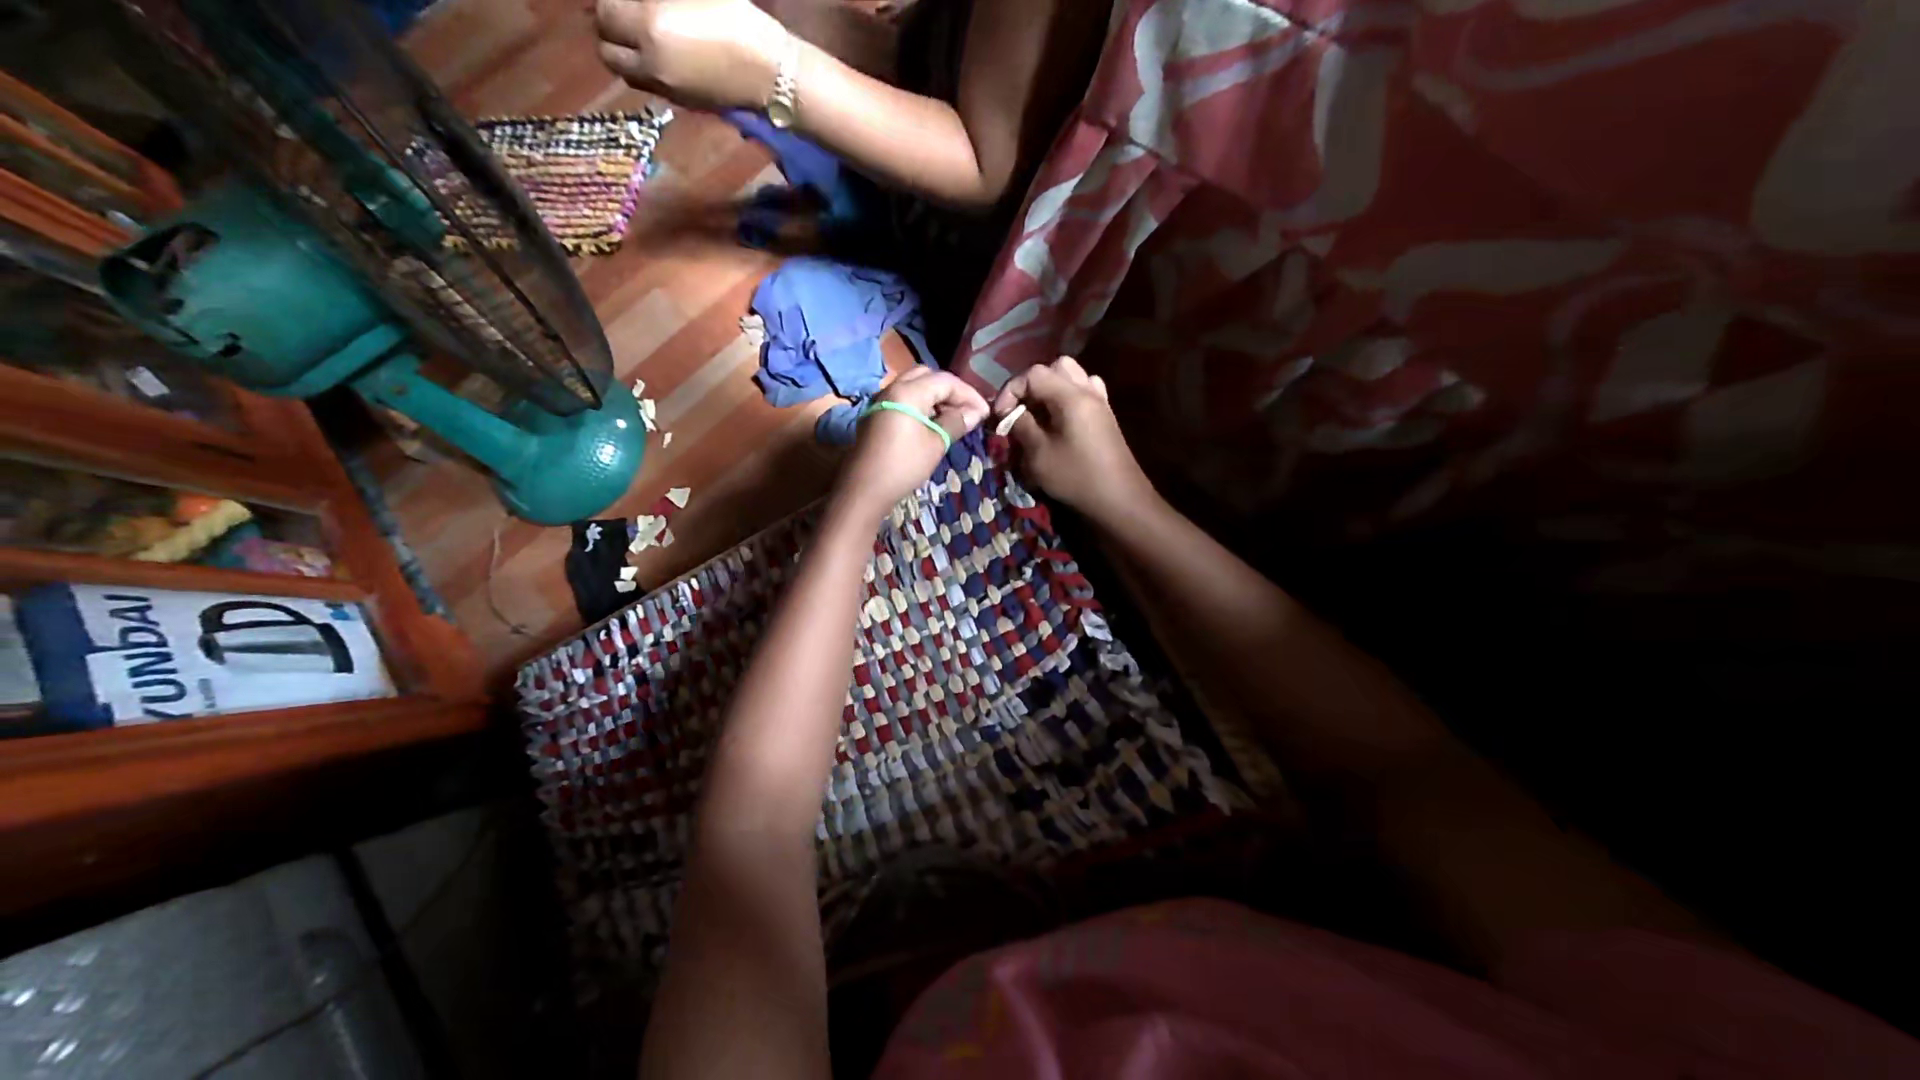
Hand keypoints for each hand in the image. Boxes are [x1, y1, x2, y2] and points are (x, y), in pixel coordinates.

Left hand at [595, 0, 789, 111]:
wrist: (772, 72)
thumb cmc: (738, 19)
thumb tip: (645, 2)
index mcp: (649, 26)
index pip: (605, 12)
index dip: (609, 0)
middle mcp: (649, 62)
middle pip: (607, 50)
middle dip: (610, 30)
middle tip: (624, 13)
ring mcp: (665, 87)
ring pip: (625, 72)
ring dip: (624, 53)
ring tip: (639, 36)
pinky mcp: (681, 102)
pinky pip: (648, 84)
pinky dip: (645, 69)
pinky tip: (662, 54)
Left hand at [836, 368, 988, 512]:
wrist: (864, 490)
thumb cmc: (903, 465)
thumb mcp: (935, 444)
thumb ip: (956, 422)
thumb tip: (975, 413)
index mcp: (908, 391)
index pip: (946, 381)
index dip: (969, 394)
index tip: (984, 413)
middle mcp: (892, 388)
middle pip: (927, 376)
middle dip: (950, 390)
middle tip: (967, 410)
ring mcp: (881, 401)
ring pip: (913, 387)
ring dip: (935, 397)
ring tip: (952, 418)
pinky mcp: (876, 415)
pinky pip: (902, 399)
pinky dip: (920, 405)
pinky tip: (931, 423)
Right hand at [993, 356, 1153, 524]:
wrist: (1119, 499)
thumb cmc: (1076, 477)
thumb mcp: (1039, 454)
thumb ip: (1022, 426)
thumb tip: (1010, 412)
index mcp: (1071, 396)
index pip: (1034, 373)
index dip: (1011, 390)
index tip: (1001, 417)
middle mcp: (1088, 390)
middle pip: (1055, 367)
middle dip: (1032, 385)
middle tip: (1020, 410)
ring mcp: (1100, 401)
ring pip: (1072, 376)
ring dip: (1050, 389)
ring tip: (1038, 413)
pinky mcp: (1105, 415)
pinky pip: (1084, 391)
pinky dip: (1067, 397)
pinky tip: (1059, 419)